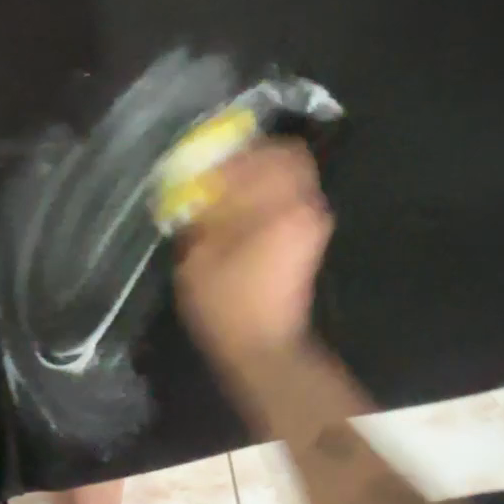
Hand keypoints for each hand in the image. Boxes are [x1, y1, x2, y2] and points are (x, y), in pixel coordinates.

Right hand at [173, 142, 333, 365]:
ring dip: (259, 179)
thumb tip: (192, 187)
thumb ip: (198, 212)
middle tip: (221, 172)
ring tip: (225, 197)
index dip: (237, 155)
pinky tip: (236, 218)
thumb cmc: (226, 303)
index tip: (209, 168)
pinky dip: (265, 199)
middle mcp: (305, 209)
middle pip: (289, 160)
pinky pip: (290, 200)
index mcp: (280, 208)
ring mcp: (312, 224)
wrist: (263, 347)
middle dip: (254, 160)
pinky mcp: (308, 239)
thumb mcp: (197, 255)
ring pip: (292, 179)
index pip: (270, 155)